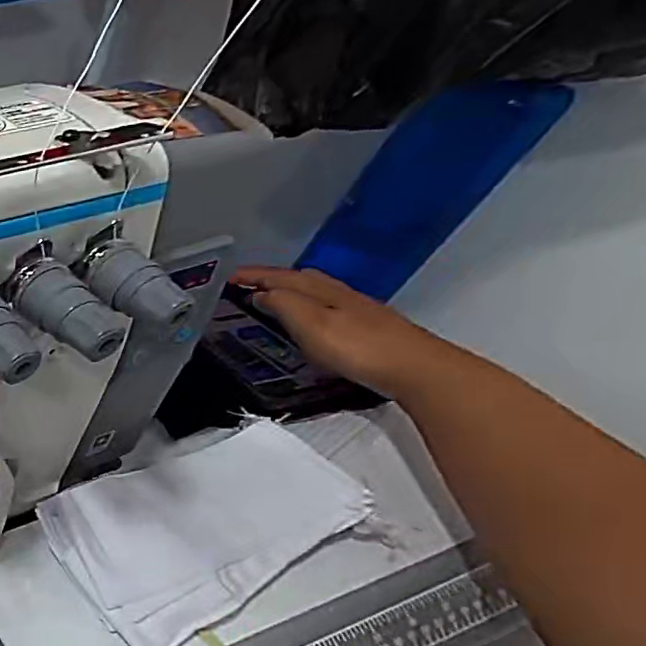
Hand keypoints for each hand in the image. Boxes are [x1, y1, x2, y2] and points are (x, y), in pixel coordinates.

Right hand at [230, 266, 469, 398]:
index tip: (228, 277)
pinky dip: (308, 306)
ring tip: (271, 299)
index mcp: (321, 292)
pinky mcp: (367, 327)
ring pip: (316, 291)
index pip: (281, 277)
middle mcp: (339, 295)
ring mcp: (357, 310)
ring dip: (290, 291)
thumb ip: (284, 305)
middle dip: (272, 278)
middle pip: (300, 279)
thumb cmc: (357, 348)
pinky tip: (308, 320)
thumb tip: (261, 293)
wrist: (416, 369)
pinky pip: (327, 306)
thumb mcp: (312, 325)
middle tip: (247, 285)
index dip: (254, 276)